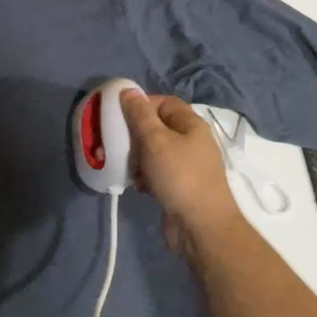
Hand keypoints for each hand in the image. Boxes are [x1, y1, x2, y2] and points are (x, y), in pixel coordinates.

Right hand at [120, 88, 245, 250]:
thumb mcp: (156, 141)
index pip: (164, 103)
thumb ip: (140, 115)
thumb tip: (129, 91)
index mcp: (192, 125)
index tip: (118, 116)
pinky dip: (144, 175)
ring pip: (154, 152)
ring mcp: (187, 165)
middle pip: (157, 127)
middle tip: (115, 143)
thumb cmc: (179, 177)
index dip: (141, 105)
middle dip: (134, 134)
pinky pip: (157, 172)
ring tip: (125, 167)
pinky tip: (137, 185)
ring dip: (136, 157)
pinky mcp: (179, 186)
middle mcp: (192, 142)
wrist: (201, 226)